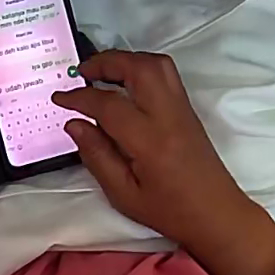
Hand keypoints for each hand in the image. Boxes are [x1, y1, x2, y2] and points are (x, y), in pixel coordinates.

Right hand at [52, 51, 274, 274]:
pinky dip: (140, 67)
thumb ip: (96, 155)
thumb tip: (75, 124)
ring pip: (156, 64)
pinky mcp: (188, 109)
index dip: (80, 97)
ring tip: (101, 72)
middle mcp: (168, 116)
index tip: (59, 98)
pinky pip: (165, 74)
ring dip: (126, 60)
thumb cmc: (167, 210)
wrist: (216, 214)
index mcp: (149, 141)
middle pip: (138, 68)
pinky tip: (123, 82)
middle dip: (106, 62)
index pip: (109, 105)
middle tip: (81, 72)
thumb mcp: (122, 193)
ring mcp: (182, 109)